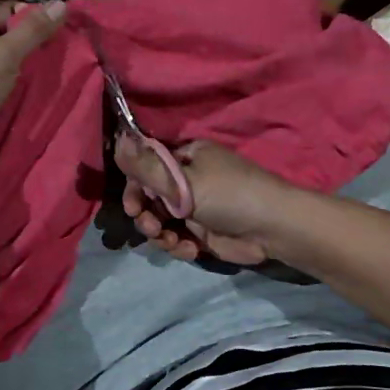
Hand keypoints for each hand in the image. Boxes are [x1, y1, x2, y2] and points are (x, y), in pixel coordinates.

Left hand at [0, 0, 67, 123]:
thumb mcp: (8, 52)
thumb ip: (34, 29)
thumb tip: (61, 5)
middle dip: (25, 11)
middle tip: (48, 24)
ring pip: (2, 30)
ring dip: (24, 32)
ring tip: (46, 42)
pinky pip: (1, 48)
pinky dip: (18, 48)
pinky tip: (32, 58)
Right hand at [114, 137, 298, 265]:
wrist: (272, 228)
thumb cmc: (229, 195)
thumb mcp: (184, 180)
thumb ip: (146, 166)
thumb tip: (117, 139)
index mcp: (186, 158)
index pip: (148, 168)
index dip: (135, 188)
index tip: (133, 205)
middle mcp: (189, 180)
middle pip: (150, 197)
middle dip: (146, 215)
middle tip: (151, 227)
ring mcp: (196, 208)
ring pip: (162, 222)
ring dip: (160, 234)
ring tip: (171, 241)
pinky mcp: (203, 233)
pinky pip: (177, 238)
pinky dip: (178, 245)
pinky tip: (189, 250)